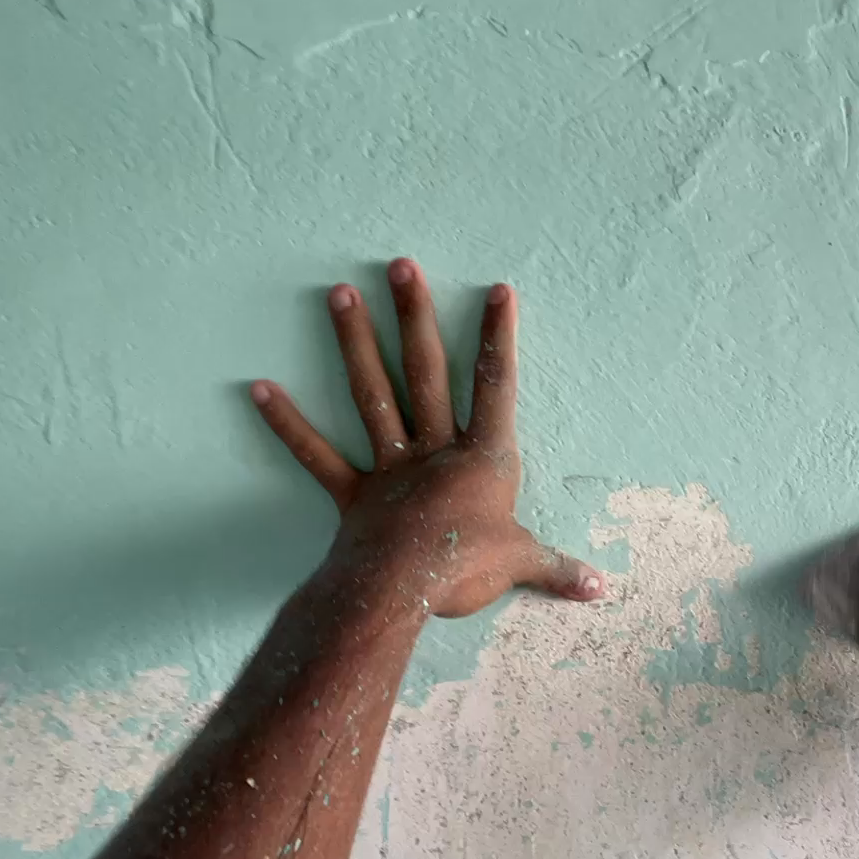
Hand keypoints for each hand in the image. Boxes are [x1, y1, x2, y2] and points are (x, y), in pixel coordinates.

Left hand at [250, 257, 604, 616]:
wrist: (399, 592)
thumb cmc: (465, 570)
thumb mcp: (523, 563)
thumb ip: (559, 568)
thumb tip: (601, 589)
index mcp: (482, 460)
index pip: (496, 388)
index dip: (499, 339)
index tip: (497, 291)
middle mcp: (435, 451)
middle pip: (426, 374)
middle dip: (417, 318)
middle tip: (401, 265)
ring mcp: (391, 468)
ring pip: (373, 396)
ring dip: (356, 344)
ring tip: (339, 294)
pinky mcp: (354, 493)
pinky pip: (318, 455)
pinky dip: (289, 424)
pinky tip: (257, 389)